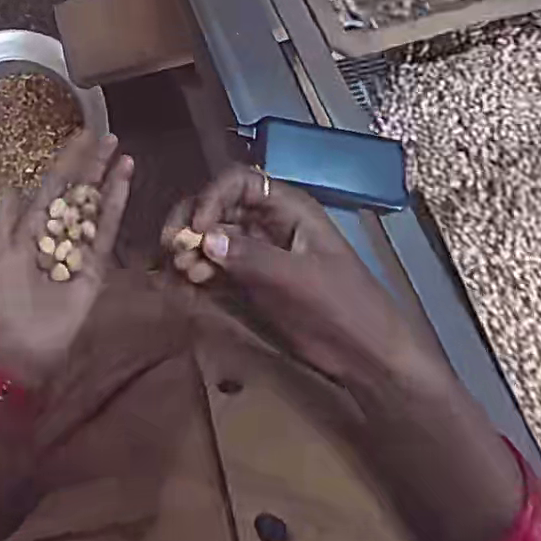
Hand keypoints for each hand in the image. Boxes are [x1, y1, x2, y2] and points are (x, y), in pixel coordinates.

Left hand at [0, 132, 133, 390]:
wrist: (15, 348)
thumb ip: (5, 218)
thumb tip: (13, 185)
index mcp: (30, 226)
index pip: (52, 185)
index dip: (66, 160)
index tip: (82, 136)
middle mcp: (56, 232)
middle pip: (77, 191)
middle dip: (92, 163)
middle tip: (108, 136)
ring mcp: (77, 248)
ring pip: (95, 207)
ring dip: (107, 180)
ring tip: (122, 153)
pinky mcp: (94, 267)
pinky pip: (105, 232)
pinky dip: (114, 206)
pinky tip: (122, 183)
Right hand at [163, 165, 447, 396]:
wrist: (368, 358)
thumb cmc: (347, 308)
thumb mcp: (302, 279)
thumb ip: (253, 257)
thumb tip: (205, 238)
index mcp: (287, 208)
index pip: (238, 182)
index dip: (212, 197)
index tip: (197, 227)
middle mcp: (266, 221)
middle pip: (216, 204)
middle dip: (191, 221)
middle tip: (173, 245)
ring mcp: (255, 249)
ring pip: (209, 233)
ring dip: (190, 246)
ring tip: (183, 268)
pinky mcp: (248, 277)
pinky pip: (213, 263)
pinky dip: (197, 268)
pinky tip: (190, 280)